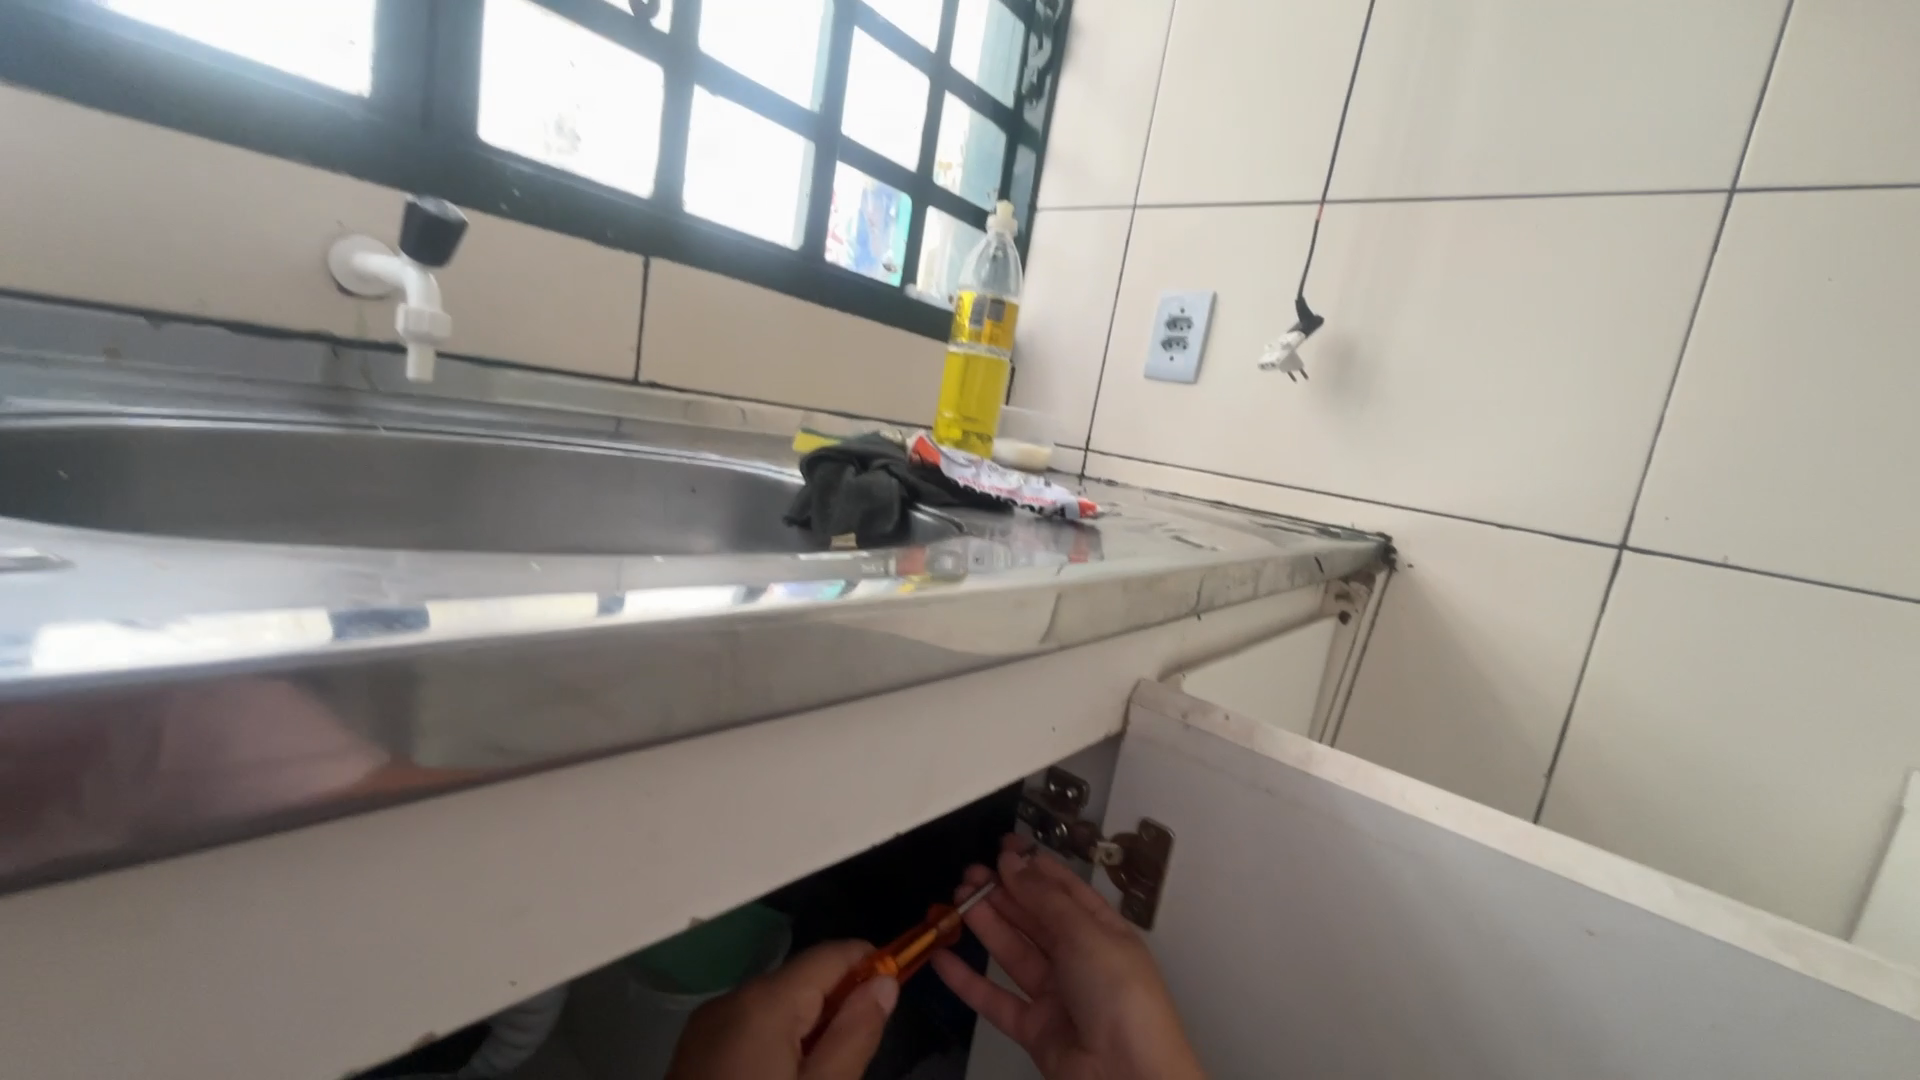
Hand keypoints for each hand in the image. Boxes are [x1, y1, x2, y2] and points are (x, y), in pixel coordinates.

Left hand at [666, 940, 897, 1079]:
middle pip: (804, 981)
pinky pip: (750, 1032)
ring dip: (810, 1031)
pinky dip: (778, 1047)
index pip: (831, 955)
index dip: (870, 965)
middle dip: (839, 1007)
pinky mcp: (693, 1056)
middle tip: (857, 1060)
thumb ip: (855, 1034)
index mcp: (763, 1001)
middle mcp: (731, 999)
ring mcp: (706, 1028)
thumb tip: (883, 981)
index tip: (897, 992)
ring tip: (823, 1078)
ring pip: (778, 1008)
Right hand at [931, 835, 1204, 1079]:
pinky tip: (942, 959)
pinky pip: (996, 999)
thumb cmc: (1118, 994)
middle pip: (1034, 917)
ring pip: (1013, 951)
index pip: (1064, 889)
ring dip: (984, 924)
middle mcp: (1079, 957)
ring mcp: (1056, 994)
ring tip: (954, 898)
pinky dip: (968, 980)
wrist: (1129, 1079)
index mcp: (1102, 930)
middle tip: (968, 873)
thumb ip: (1043, 898)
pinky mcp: (1034, 1029)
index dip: (1033, 866)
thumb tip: (1012, 859)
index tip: (1001, 846)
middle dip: (1002, 892)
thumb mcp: (1085, 934)